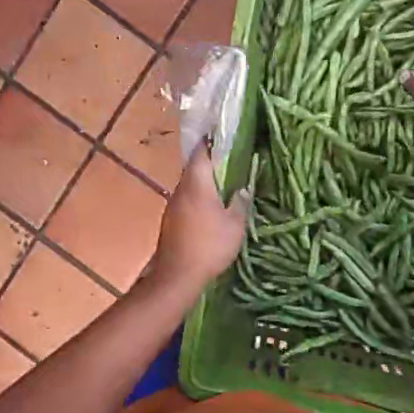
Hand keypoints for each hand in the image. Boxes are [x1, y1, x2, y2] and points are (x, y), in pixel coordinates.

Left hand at [152, 149, 248, 293]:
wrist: (177, 275)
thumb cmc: (209, 246)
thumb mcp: (235, 225)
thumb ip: (240, 202)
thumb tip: (243, 188)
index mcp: (197, 184)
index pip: (201, 152)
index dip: (212, 142)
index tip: (224, 137)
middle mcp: (181, 189)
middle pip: (194, 168)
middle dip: (210, 163)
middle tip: (230, 162)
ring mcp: (172, 205)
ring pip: (189, 185)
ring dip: (204, 182)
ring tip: (224, 185)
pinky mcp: (170, 220)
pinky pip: (186, 200)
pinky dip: (198, 198)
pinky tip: (210, 209)